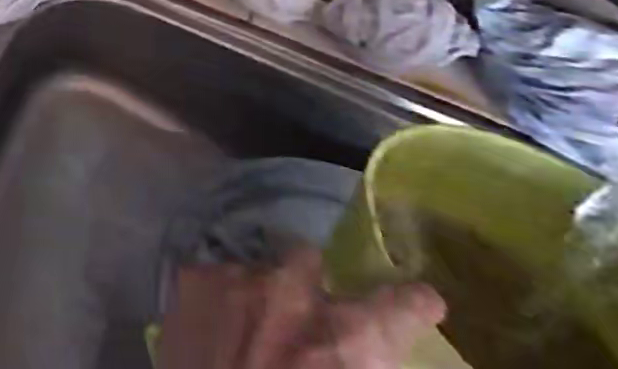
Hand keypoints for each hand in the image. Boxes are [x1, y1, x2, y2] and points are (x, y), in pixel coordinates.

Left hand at [157, 245, 444, 368]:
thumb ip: (362, 364)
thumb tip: (356, 359)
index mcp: (351, 339)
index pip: (400, 305)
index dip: (413, 304)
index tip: (423, 301)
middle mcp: (295, 293)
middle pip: (309, 259)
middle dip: (310, 279)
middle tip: (303, 314)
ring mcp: (238, 278)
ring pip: (257, 268)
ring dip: (261, 293)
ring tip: (251, 329)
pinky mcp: (194, 279)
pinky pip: (215, 277)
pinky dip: (221, 299)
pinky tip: (216, 329)